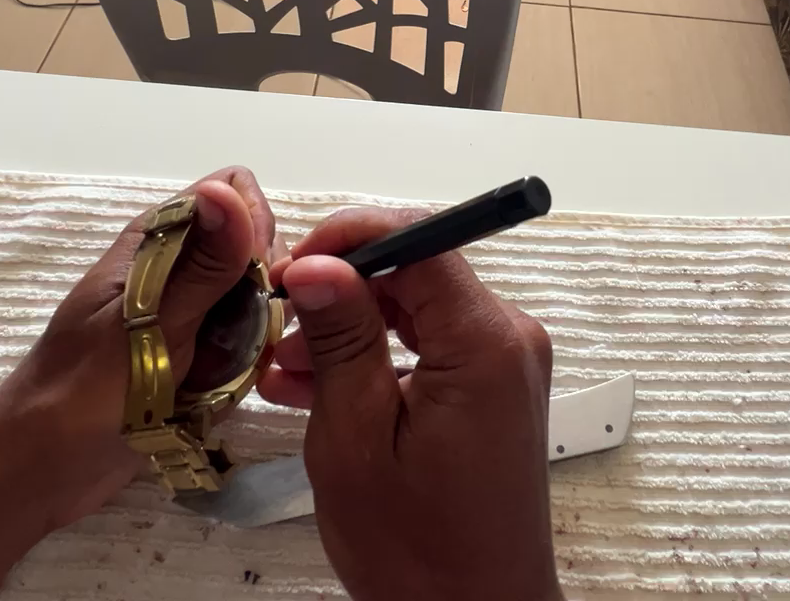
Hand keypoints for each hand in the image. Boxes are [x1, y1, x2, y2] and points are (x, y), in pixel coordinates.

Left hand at [0, 166, 274, 530]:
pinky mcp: (200, 344)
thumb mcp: (150, 324)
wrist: (39, 473)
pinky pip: (250, 332)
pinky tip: (232, 383)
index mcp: (160, 237)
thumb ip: (202, 264)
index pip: (233, 190)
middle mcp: (181, 261)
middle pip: (257, 241)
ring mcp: (193, 303)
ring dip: (261, 325)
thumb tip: (225, 191)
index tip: (255, 275)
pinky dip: (251, 355)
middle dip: (264, 282)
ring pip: (259, 289)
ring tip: (235, 365)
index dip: (253, 224)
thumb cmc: (80, 392)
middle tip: (247, 331)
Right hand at [259, 209, 562, 600]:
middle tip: (282, 310)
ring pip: (417, 308)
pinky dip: (377, 354)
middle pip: (419, 272)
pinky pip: (428, 344)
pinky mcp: (490, 384)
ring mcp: (503, 361)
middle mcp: (507, 338)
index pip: (423, 242)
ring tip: (286, 361)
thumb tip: (318, 265)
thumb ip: (340, 338)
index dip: (354, 237)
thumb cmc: (418, 553)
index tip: (298, 259)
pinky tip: (317, 381)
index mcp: (486, 342)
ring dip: (352, 325)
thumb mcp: (356, 439)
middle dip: (344, 285)